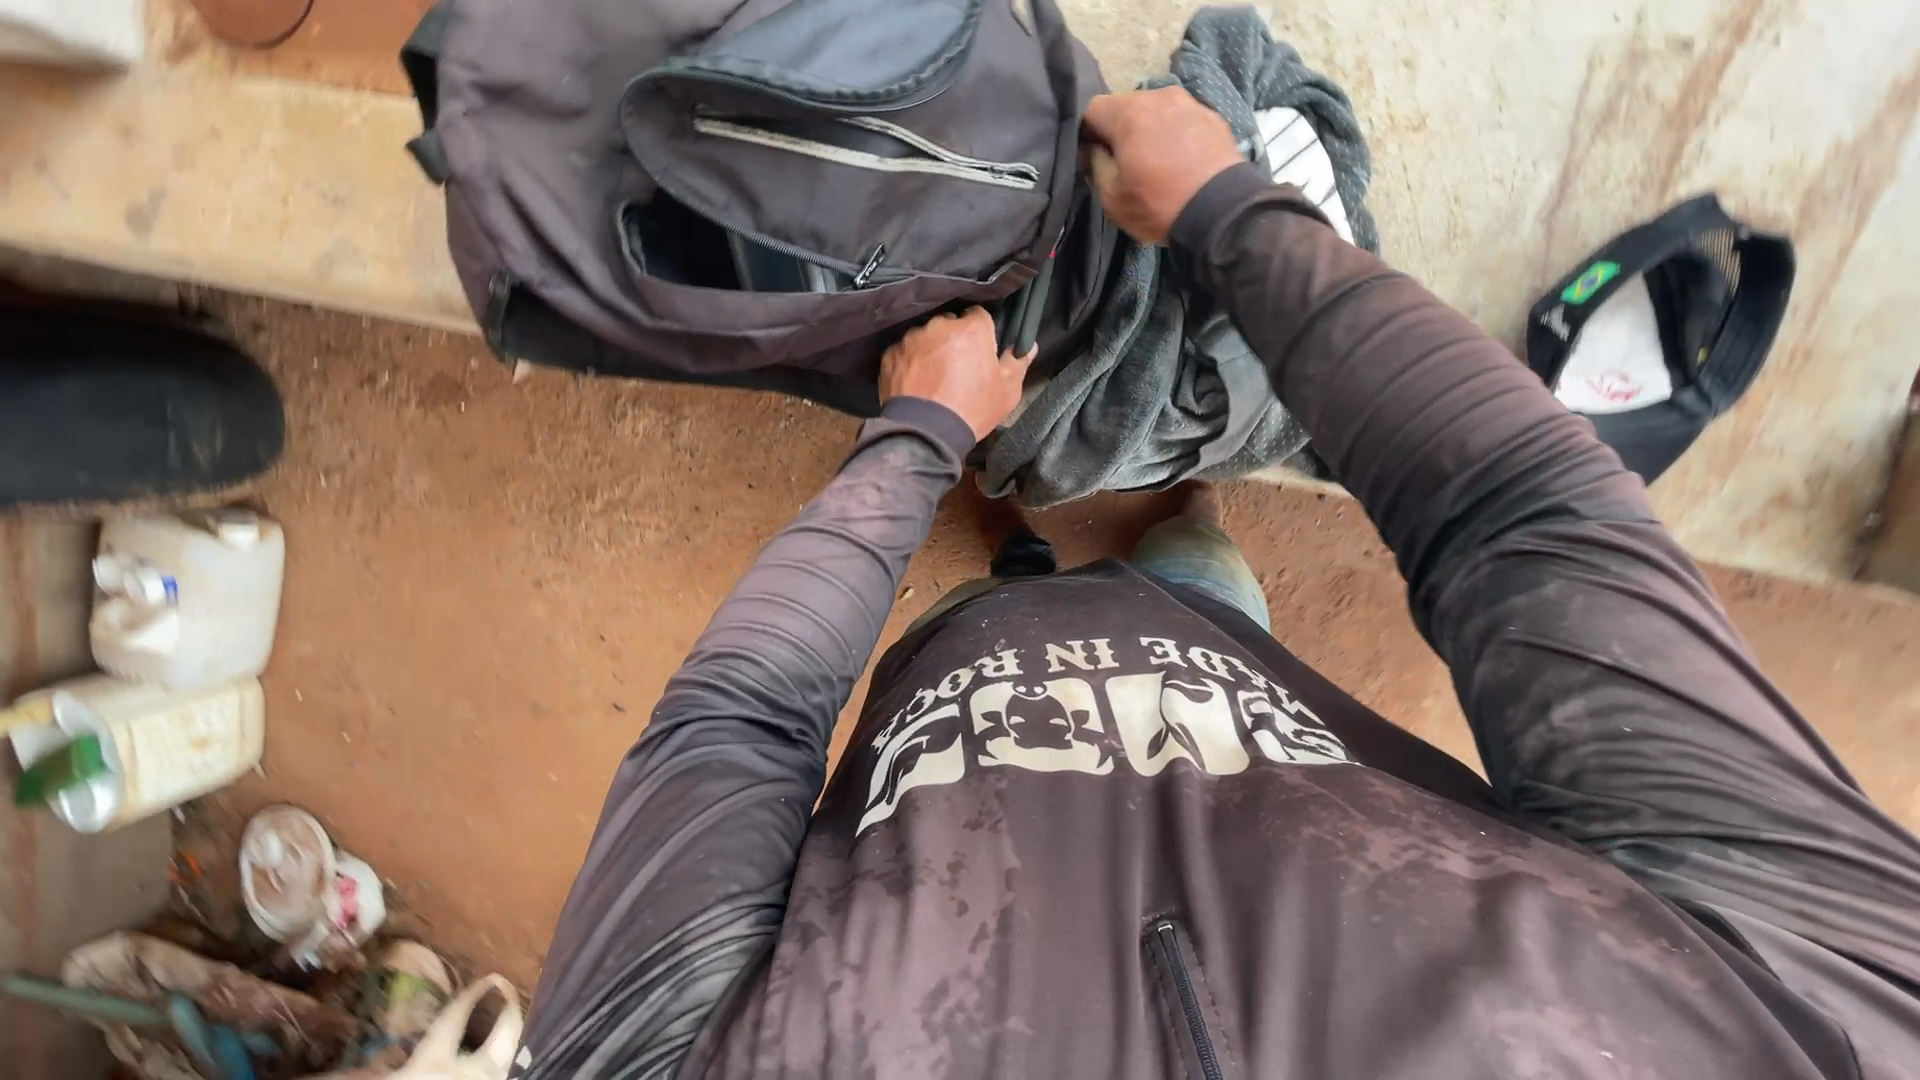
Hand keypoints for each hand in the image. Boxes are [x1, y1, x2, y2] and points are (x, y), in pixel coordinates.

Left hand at [880, 307, 1033, 440]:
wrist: (925, 434)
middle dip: (955, 339)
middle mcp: (939, 325)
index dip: (982, 333)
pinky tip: (916, 383)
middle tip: (958, 367)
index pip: (980, 315)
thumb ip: (1017, 362)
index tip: (981, 351)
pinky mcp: (891, 355)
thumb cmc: (971, 410)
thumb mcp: (1007, 391)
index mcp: (971, 329)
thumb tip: (1029, 345)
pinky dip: (911, 362)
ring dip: (931, 349)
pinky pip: (905, 352)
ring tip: (934, 377)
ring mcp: (911, 339)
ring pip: (926, 336)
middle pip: (950, 324)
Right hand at [1082, 87, 1243, 245]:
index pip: (1092, 110)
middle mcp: (1158, 96)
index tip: (1092, 158)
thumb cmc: (1158, 205)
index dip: (1086, 134)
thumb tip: (1093, 150)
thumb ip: (1095, 166)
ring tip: (1154, 163)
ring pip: (1154, 112)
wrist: (1220, 211)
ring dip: (1147, 132)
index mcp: (1129, 113)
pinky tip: (1178, 161)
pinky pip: (1179, 121)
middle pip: (1125, 107)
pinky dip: (1172, 135)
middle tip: (1124, 165)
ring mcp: (1189, 103)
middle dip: (1118, 132)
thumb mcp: (1112, 197)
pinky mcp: (1211, 116)